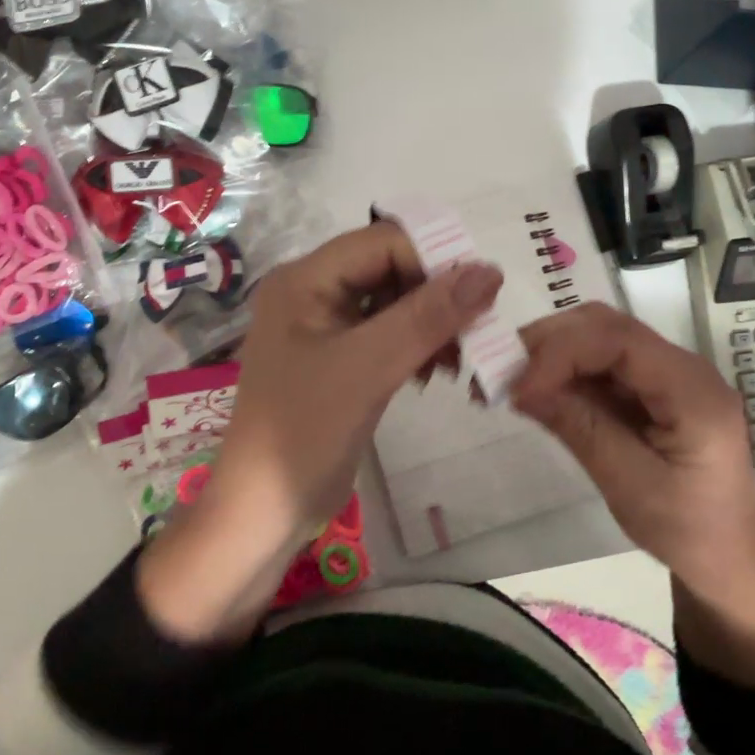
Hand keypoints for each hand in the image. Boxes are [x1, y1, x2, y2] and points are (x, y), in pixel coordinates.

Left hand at [138, 223, 502, 642]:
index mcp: (304, 279)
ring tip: (457, 362)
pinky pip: (386, 335)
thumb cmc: (304, 432)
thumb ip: (427, 316)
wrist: (264, 512)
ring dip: (431, 324)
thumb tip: (490, 270)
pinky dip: (416, 347)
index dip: (436, 259)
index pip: (383, 241)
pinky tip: (435, 375)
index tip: (483, 296)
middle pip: (390, 268)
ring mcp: (323, 328)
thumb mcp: (368, 368)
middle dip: (436, 295)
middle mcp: (311, 292)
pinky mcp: (337, 361)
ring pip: (393, 303)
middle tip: (475, 333)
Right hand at [512, 304, 754, 686]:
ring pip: (599, 338)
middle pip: (608, 327)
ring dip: (550, 353)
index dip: (561, 352)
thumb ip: (580, 428)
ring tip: (507, 382)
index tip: (517, 387)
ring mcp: (667, 374)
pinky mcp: (650, 388)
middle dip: (549, 343)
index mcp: (694, 391)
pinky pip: (601, 364)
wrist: (723, 556)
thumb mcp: (629, 484)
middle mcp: (684, 368)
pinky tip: (534, 390)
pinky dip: (562, 371)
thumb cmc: (685, 528)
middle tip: (498, 373)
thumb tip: (520, 388)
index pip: (619, 340)